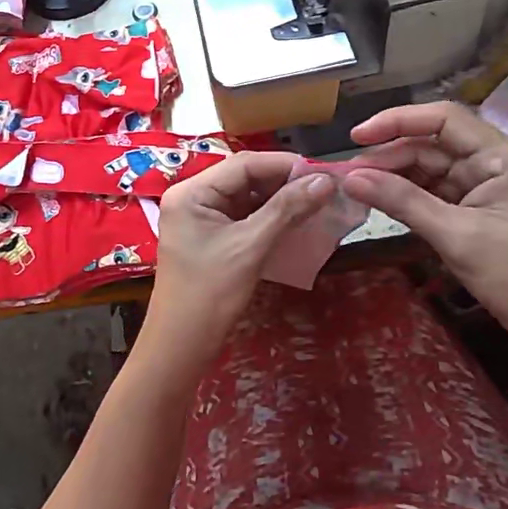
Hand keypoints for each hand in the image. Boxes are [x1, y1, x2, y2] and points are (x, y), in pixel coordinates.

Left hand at [142, 152, 333, 377]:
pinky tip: (297, 220)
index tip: (323, 171)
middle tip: (325, 188)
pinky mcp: (211, 237)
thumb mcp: (250, 247)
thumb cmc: (210, 293)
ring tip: (317, 202)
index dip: (284, 165)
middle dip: (284, 182)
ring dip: (280, 200)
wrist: (182, 343)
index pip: (244, 164)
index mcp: (191, 192)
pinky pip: (244, 217)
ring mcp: (201, 218)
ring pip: (247, 197)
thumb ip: (286, 209)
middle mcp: (192, 197)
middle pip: (245, 178)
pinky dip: (270, 217)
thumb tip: (324, 180)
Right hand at [341, 103, 507, 415]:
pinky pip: (441, 194)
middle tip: (348, 176)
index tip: (356, 137)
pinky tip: (384, 203)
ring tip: (358, 189)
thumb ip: (402, 202)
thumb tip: (349, 177)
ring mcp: (492, 189)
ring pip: (435, 170)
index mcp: (504, 157)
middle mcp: (498, 163)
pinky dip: (413, 198)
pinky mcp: (485, 213)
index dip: (397, 120)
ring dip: (398, 178)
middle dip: (391, 156)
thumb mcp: (457, 237)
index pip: (444, 119)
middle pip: (435, 145)